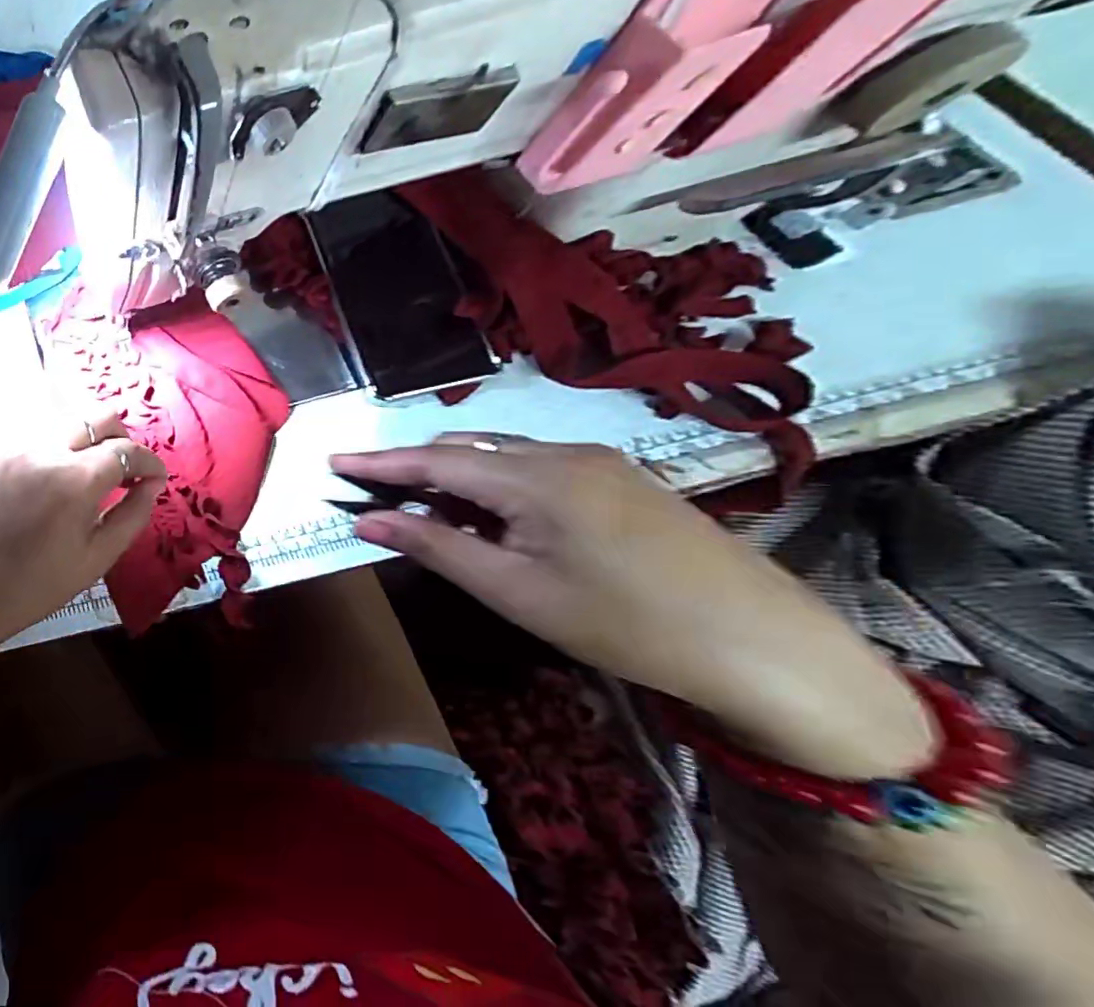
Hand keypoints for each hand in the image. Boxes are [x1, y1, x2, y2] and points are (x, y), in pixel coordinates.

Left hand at [0, 414, 165, 669]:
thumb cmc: (37, 586)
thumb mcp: (98, 557)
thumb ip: (133, 514)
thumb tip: (153, 484)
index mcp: (75, 480)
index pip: (126, 450)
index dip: (150, 461)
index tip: (157, 478)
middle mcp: (46, 451)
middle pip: (98, 417)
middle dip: (122, 439)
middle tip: (127, 472)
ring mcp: (17, 449)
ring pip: (68, 423)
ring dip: (91, 441)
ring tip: (94, 478)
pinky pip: (40, 439)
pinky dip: (60, 452)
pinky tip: (58, 485)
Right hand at [331, 436, 935, 779]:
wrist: (758, 643)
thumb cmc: (621, 623)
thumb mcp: (513, 590)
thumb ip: (435, 547)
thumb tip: (369, 522)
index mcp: (533, 478)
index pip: (434, 460)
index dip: (379, 462)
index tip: (335, 460)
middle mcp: (563, 452)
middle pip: (467, 449)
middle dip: (415, 469)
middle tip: (374, 496)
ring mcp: (598, 460)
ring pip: (502, 456)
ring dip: (456, 477)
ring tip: (427, 513)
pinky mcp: (621, 477)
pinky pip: (536, 466)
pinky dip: (496, 484)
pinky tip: (493, 516)